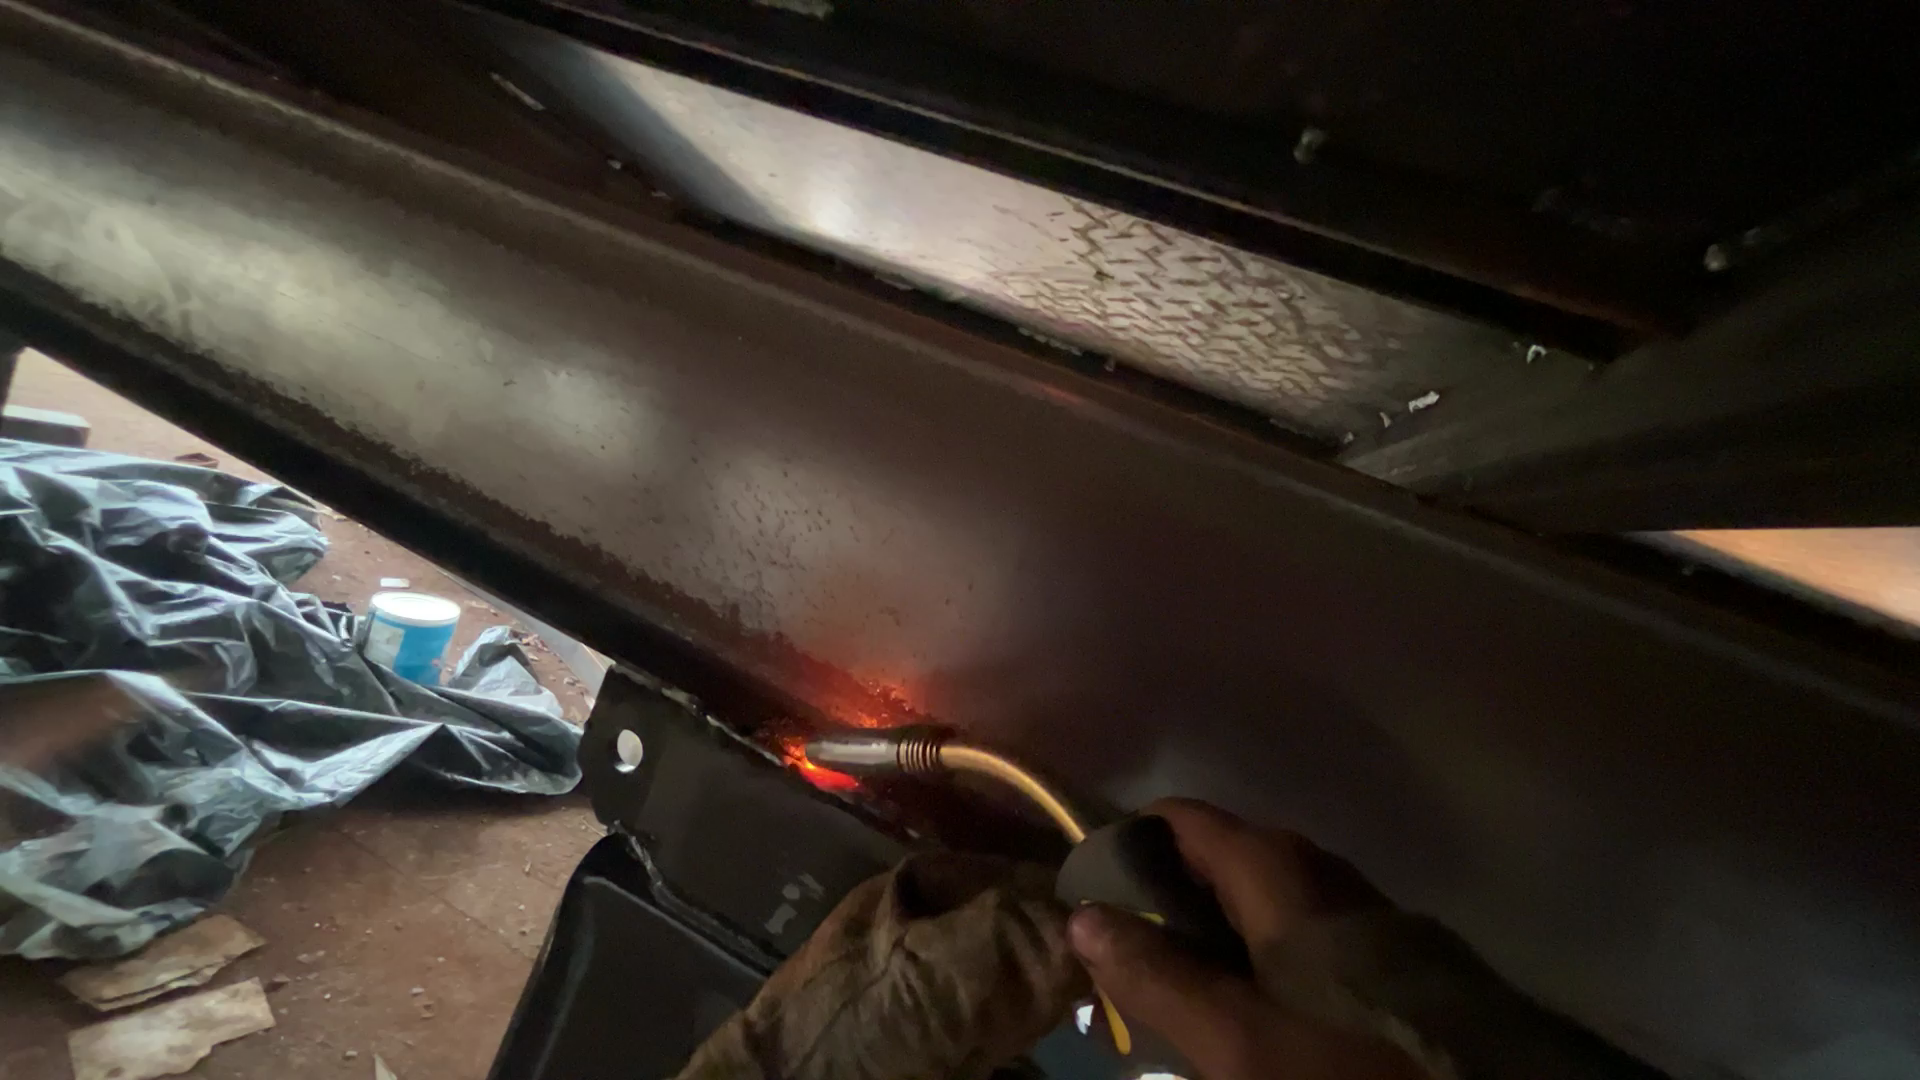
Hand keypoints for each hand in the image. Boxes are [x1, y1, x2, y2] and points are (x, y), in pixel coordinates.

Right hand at [1067, 798, 1426, 1079]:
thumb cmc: (1351, 1062)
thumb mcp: (1239, 1038)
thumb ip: (1155, 974)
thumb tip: (1081, 916)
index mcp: (1269, 862)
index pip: (1172, 818)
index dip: (1123, 848)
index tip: (1091, 898)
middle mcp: (1305, 862)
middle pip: (1205, 857)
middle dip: (1158, 902)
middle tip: (1123, 960)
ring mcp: (1342, 899)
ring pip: (1245, 896)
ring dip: (1201, 933)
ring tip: (1172, 989)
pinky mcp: (1369, 941)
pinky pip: (1284, 925)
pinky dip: (1247, 953)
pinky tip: (1244, 1004)